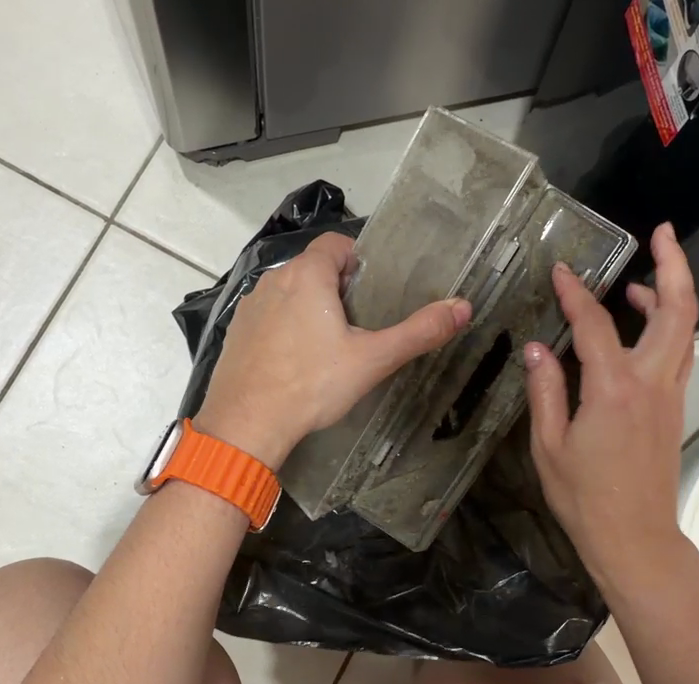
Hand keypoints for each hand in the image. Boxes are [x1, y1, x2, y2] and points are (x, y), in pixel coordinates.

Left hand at [195, 232, 471, 468]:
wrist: (246, 424)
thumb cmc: (312, 386)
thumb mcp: (372, 360)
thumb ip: (418, 332)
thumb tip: (463, 307)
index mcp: (307, 275)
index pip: (335, 243)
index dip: (358, 258)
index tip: (374, 287)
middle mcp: (273, 280)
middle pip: (312, 269)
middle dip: (336, 288)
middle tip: (360, 323)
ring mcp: (249, 308)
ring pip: (287, 295)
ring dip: (308, 309)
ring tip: (330, 345)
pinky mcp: (235, 335)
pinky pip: (267, 320)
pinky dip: (284, 331)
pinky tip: (296, 363)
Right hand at [522, 222, 698, 584]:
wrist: (635, 537)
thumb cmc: (585, 498)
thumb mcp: (550, 446)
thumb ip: (546, 392)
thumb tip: (538, 349)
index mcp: (614, 388)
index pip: (595, 323)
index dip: (576, 293)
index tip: (561, 272)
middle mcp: (652, 381)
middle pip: (676, 309)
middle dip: (672, 264)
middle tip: (661, 234)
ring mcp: (670, 394)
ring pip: (685, 329)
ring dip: (671, 295)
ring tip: (642, 280)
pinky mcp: (674, 409)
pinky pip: (679, 353)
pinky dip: (668, 327)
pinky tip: (643, 329)